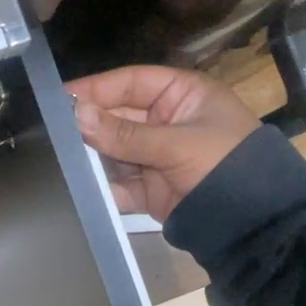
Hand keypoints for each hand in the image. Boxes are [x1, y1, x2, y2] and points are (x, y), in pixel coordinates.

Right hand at [66, 65, 261, 222]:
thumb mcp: (176, 144)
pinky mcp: (150, 190)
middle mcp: (166, 121)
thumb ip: (124, 134)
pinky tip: (78, 188)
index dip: (96, 88)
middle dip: (89, 127)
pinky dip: (101, 188)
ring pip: (113, 152)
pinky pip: (118, 184)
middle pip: (117, 117)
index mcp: (181, 95)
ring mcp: (156, 157)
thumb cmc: (224, 165)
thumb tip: (77, 115)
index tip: (60, 97)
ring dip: (91, 159)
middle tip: (52, 133)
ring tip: (59, 161)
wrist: (253, 223)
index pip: (130, 82)